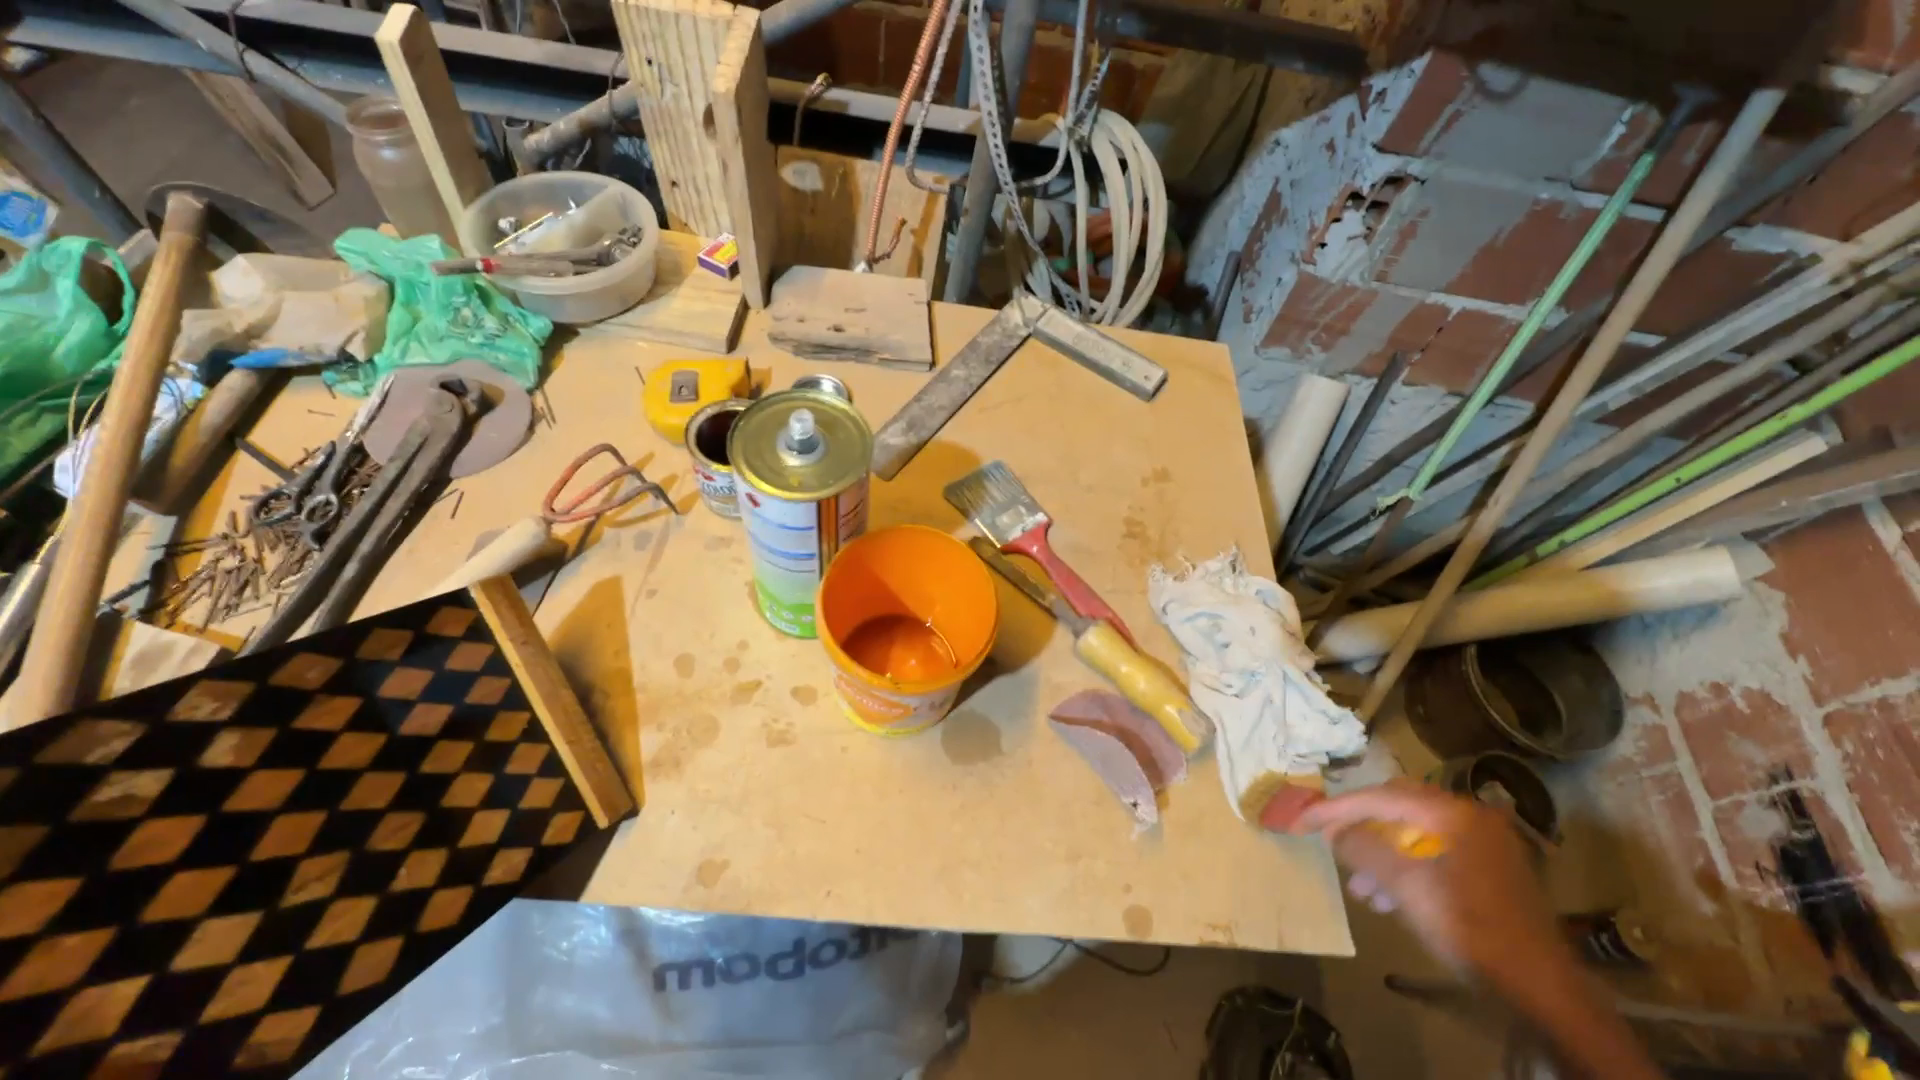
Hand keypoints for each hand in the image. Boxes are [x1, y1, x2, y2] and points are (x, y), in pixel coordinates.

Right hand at [1293, 780, 1562, 986]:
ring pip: (1417, 833)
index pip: (1382, 798)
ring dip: (1382, 852)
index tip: (1303, 820)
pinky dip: (1407, 866)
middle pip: (1400, 807)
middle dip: (1361, 826)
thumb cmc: (1471, 931)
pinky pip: (1435, 852)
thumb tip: (1334, 831)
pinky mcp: (1490, 868)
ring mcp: (1484, 842)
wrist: (1539, 986)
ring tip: (1360, 888)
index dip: (1338, 808)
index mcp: (1455, 814)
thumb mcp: (1408, 889)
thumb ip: (1366, 852)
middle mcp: (1471, 817)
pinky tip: (1389, 897)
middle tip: (1330, 841)